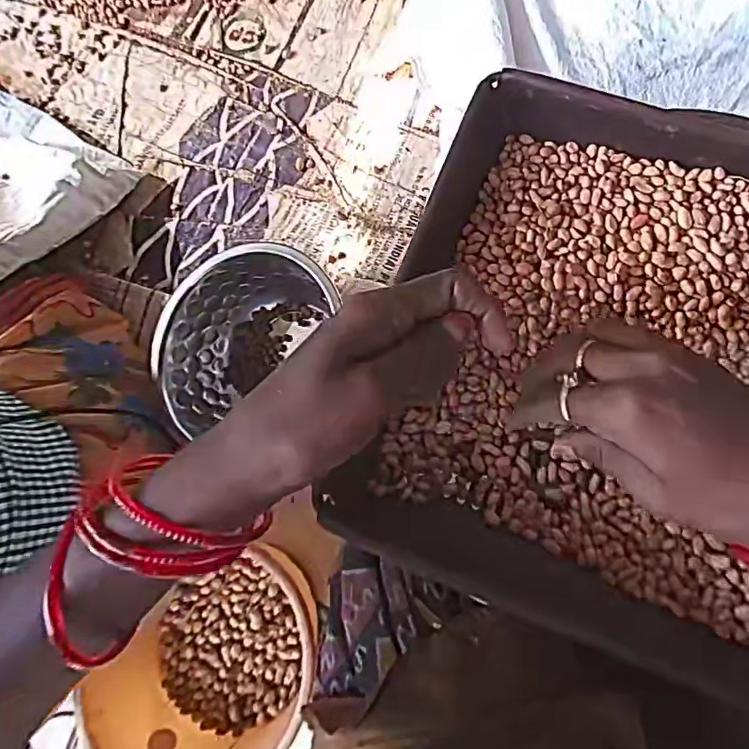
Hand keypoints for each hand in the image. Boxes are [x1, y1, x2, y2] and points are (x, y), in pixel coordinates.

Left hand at [150, 267, 513, 526]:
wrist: (244, 465)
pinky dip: (423, 380)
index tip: (504, 355)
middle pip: (440, 308)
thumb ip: (421, 356)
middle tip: (470, 386)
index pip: (450, 283)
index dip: (485, 310)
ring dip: (446, 363)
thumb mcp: (369, 393)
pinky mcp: (357, 373)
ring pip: (426, 339)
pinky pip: (406, 365)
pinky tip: (414, 408)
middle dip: (469, 338)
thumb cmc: (302, 429)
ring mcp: (363, 346)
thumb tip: (467, 325)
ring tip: (432, 402)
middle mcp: (371, 319)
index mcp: (374, 311)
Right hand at [508, 320, 748, 550]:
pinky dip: (602, 344)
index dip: (529, 412)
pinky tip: (599, 370)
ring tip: (558, 377)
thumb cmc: (723, 501)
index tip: (512, 423)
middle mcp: (642, 369)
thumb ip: (601, 454)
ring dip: (569, 351)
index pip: (558, 399)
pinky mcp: (687, 353)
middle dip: (541, 374)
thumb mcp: (652, 491)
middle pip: (570, 353)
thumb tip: (563, 438)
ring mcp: (667, 354)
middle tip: (530, 397)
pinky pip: (630, 333)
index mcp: (628, 409)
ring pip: (598, 332)